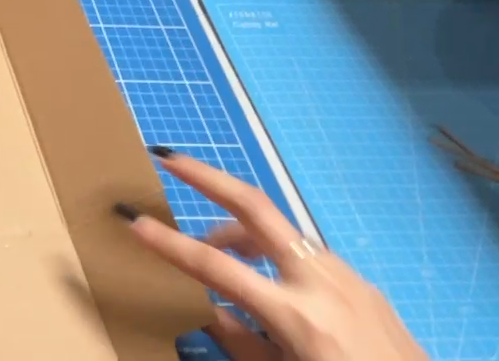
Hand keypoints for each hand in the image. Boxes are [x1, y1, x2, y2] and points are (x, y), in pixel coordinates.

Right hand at [125, 148, 426, 360]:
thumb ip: (241, 344)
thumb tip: (207, 307)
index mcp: (297, 318)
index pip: (216, 269)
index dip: (171, 244)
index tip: (135, 222)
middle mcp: (320, 283)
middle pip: (254, 207)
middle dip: (207, 176)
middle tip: (169, 157)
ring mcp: (346, 277)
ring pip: (277, 230)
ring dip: (238, 229)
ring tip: (218, 252)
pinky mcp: (362, 283)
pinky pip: (303, 254)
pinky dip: (272, 254)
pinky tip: (270, 283)